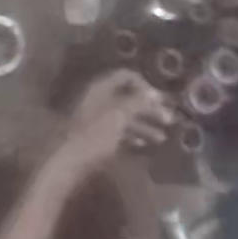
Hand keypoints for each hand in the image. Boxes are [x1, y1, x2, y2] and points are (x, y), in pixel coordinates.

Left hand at [46, 68, 172, 185]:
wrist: (69, 162)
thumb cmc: (95, 135)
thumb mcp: (119, 116)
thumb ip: (138, 102)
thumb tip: (155, 93)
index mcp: (101, 88)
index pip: (127, 76)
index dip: (145, 85)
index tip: (160, 100)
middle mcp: (99, 98)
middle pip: (129, 97)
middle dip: (150, 108)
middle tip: (169, 120)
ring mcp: (97, 117)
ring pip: (125, 115)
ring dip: (145, 124)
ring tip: (162, 137)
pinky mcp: (96, 134)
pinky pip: (118, 129)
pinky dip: (132, 134)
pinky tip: (143, 145)